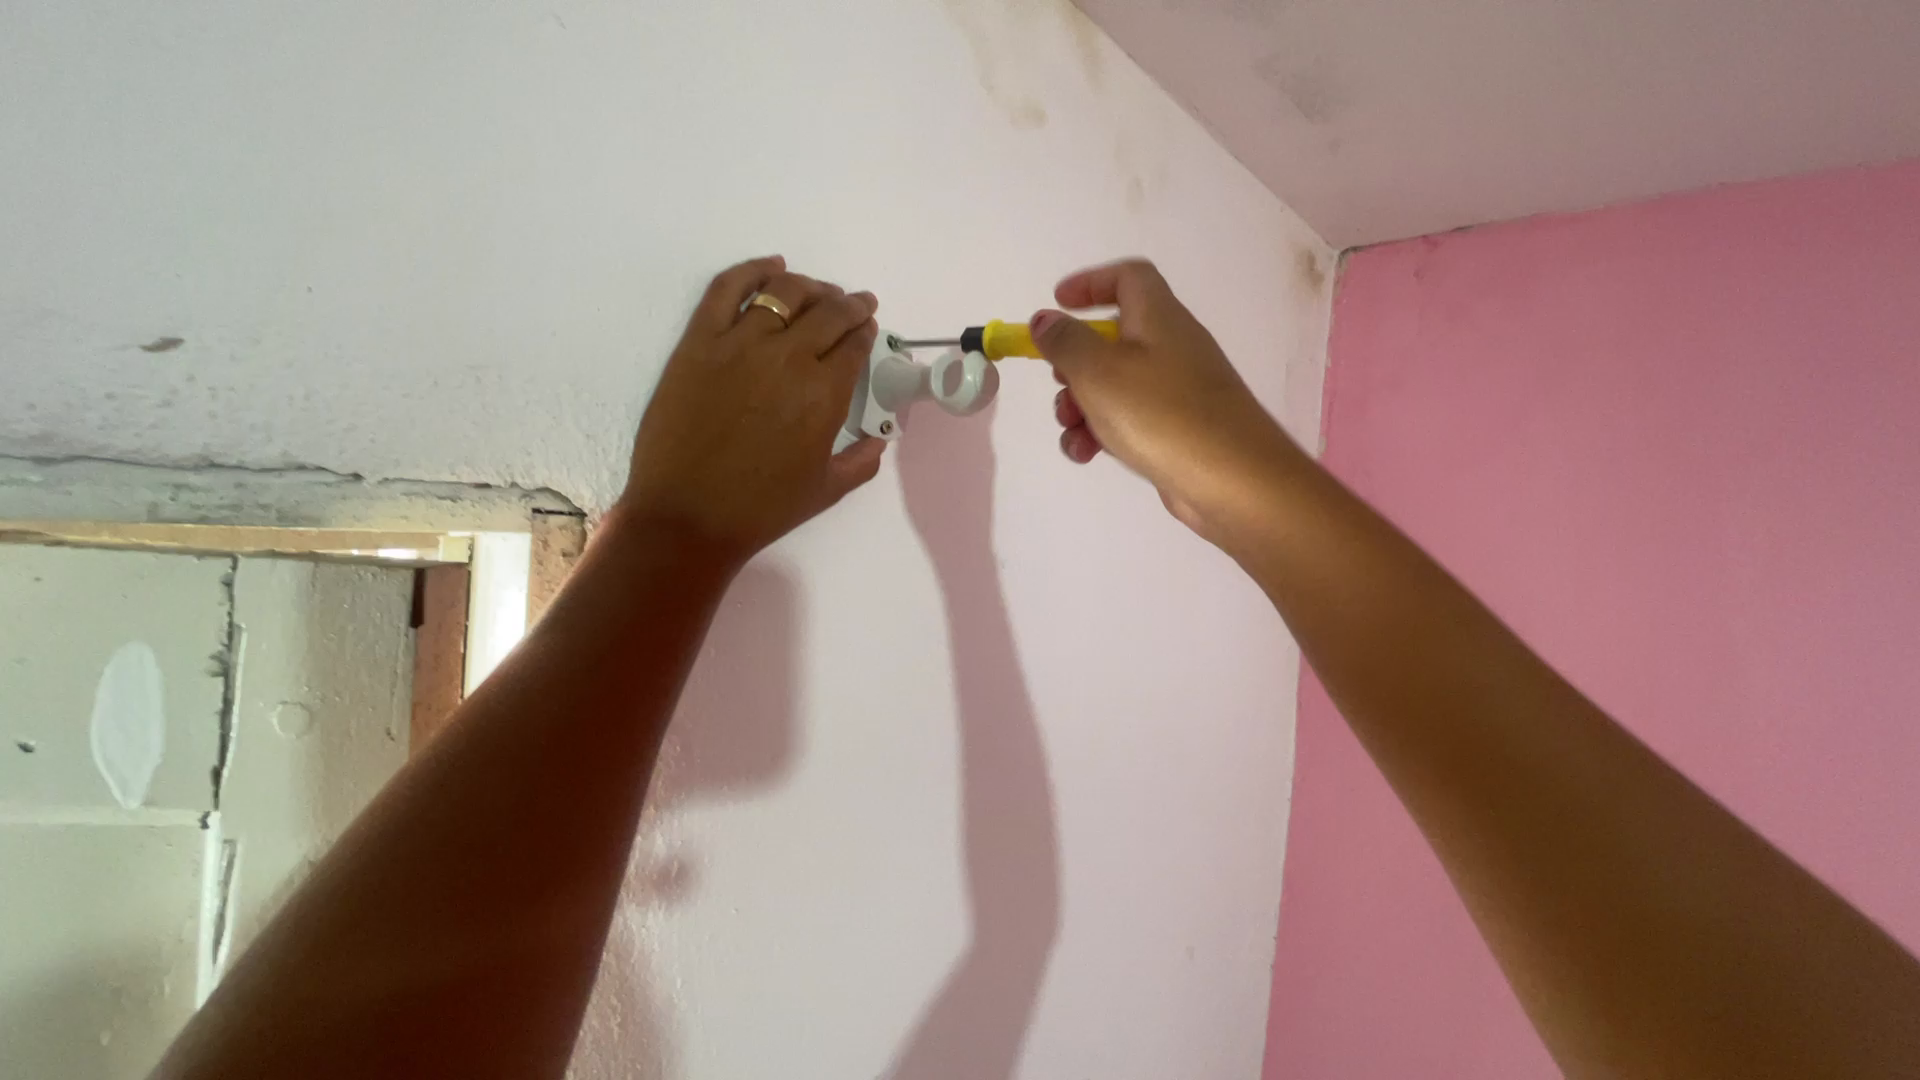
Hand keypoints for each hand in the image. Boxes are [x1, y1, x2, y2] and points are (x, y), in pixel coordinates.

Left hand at [613, 256, 886, 569]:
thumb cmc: (761, 509)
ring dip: (812, 287)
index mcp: (824, 396)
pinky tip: (772, 266)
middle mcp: (789, 359)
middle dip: (851, 305)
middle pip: (829, 313)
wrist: (687, 517)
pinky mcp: (699, 341)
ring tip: (820, 291)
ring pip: (785, 293)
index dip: (865, 331)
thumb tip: (880, 440)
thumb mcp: (826, 491)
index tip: (867, 327)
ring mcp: (740, 344)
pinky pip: (727, 288)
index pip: (854, 345)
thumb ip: (861, 462)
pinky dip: (754, 270)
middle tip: (856, 303)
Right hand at [1034, 258, 1303, 549]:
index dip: (1090, 283)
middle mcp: (1171, 346)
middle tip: (1060, 385)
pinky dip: (1103, 432)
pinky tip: (1088, 455)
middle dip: (1074, 364)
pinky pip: (1129, 420)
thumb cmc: (1161, 414)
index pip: (1128, 277)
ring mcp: (1176, 391)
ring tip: (1072, 432)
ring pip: (1114, 386)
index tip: (1057, 304)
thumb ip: (1066, 342)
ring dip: (1081, 406)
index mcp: (1158, 318)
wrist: (1232, 479)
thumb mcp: (1098, 372)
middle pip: (1112, 339)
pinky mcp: (1176, 429)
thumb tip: (1046, 319)